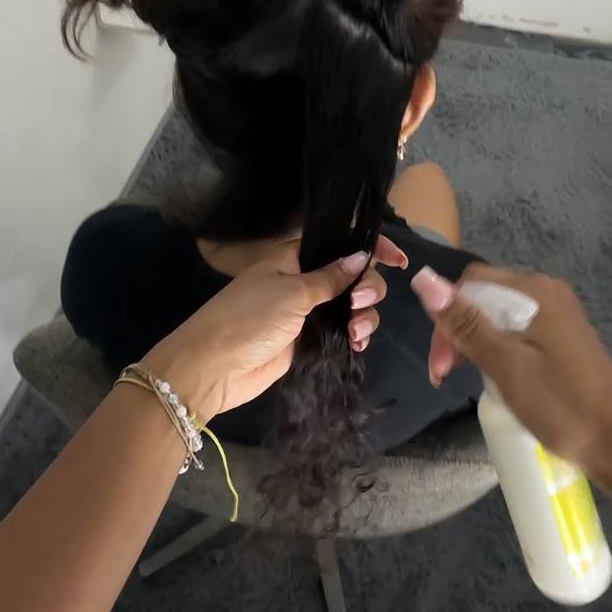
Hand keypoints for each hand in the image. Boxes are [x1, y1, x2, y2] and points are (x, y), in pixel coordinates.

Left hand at [141, 237, 407, 421]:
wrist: (213, 368)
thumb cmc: (247, 318)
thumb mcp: (291, 293)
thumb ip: (331, 277)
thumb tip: (362, 256)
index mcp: (295, 257)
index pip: (340, 242)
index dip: (371, 247)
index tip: (398, 260)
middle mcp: (305, 279)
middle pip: (354, 275)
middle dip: (368, 286)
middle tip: (360, 301)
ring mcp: (308, 311)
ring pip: (352, 305)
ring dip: (364, 314)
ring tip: (356, 331)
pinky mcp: (309, 340)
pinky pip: (342, 331)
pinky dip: (356, 335)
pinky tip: (358, 343)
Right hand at [412, 265, 611, 483]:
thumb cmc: (563, 405)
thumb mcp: (507, 365)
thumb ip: (465, 323)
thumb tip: (422, 278)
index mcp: (535, 291)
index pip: (471, 282)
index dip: (446, 316)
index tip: (440, 363)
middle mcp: (547, 293)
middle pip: (484, 297)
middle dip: (457, 331)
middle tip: (445, 377)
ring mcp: (557, 316)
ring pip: (498, 316)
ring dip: (474, 343)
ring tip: (463, 380)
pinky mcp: (562, 339)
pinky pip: (517, 332)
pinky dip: (497, 350)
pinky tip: (495, 377)